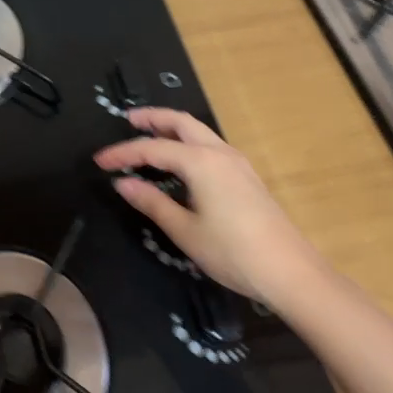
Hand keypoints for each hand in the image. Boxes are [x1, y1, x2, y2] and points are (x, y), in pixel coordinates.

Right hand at [93, 108, 322, 302]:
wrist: (293, 274)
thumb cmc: (233, 252)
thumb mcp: (185, 231)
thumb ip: (152, 203)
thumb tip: (123, 182)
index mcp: (200, 161)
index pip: (151, 148)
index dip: (122, 152)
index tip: (99, 161)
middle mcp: (219, 152)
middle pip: (181, 122)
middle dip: (153, 117)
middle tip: (128, 120)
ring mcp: (237, 163)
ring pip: (199, 131)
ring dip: (173, 127)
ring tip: (151, 135)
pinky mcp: (247, 176)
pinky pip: (210, 145)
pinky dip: (189, 142)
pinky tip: (181, 161)